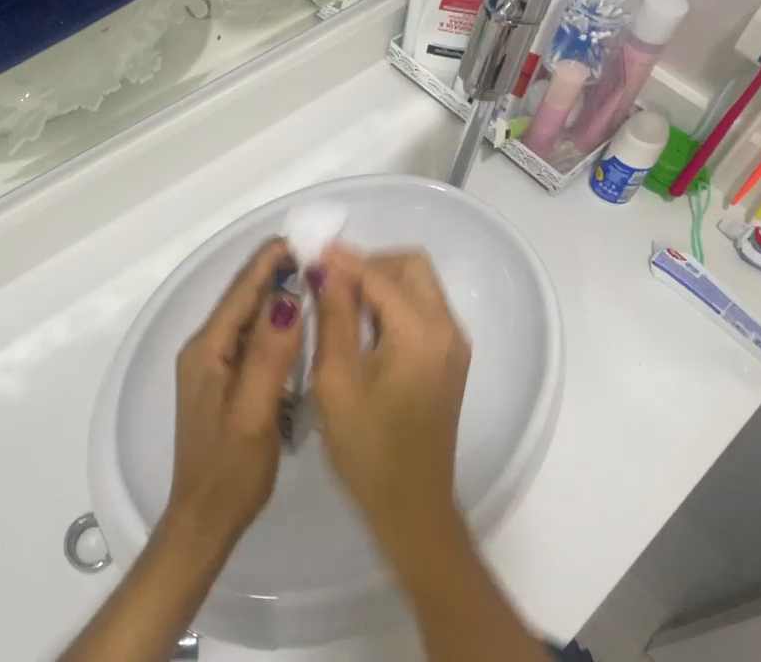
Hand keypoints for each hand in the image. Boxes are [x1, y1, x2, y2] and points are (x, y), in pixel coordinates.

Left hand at [163, 238, 303, 549]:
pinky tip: (297, 325)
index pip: (241, 292)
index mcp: (207, 350)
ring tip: (313, 278)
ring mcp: (214, 368)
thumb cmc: (231, 469)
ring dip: (276, 297)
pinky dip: (274, 326)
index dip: (269, 262)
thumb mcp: (254, 411)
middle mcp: (205, 351)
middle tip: (317, 255)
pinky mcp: (225, 384)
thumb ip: (269, 354)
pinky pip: (251, 341)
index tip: (302, 239)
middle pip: (242, 300)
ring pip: (247, 319)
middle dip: (275, 273)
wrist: (205, 519)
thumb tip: (287, 297)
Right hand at [310, 248, 471, 544]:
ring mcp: (453, 345)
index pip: (380, 274)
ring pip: (419, 285)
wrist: (411, 506)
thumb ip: (333, 315)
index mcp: (421, 332)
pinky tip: (360, 325)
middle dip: (369, 264)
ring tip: (337, 302)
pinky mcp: (449, 360)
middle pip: (411, 266)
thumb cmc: (366, 448)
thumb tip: (326, 268)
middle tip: (328, 282)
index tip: (308, 253)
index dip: (342, 260)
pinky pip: (423, 310)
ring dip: (381, 282)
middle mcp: (448, 329)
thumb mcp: (336, 379)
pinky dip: (393, 304)